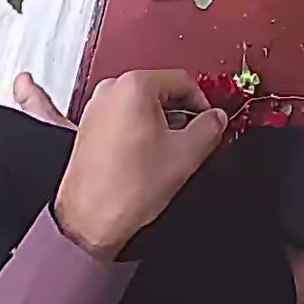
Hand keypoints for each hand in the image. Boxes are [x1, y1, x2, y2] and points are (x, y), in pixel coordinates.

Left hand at [54, 70, 226, 259]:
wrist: (87, 222)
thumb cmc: (126, 189)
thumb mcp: (186, 154)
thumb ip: (210, 127)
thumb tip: (216, 118)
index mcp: (135, 86)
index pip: (183, 81)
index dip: (202, 103)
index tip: (208, 122)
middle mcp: (111, 89)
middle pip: (162, 91)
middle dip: (180, 114)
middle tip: (191, 140)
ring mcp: (96, 108)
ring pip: (143, 105)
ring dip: (160, 123)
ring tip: (165, 153)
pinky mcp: (88, 126)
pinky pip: (125, 118)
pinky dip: (139, 132)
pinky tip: (144, 159)